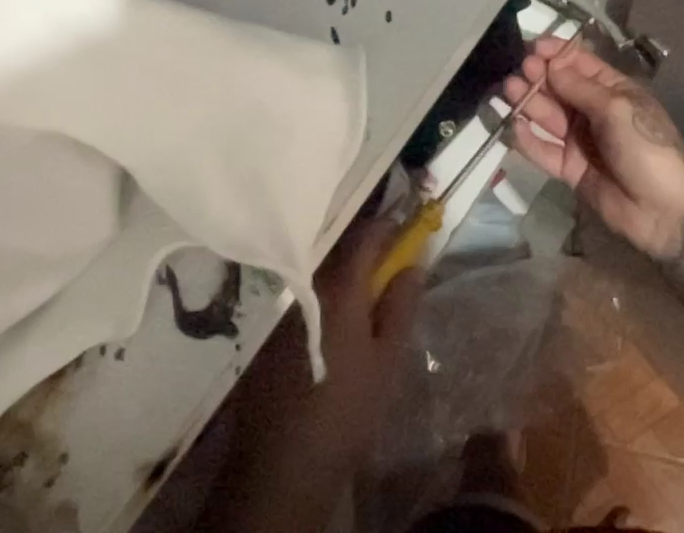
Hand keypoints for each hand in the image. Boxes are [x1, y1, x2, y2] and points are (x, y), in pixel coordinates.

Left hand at [231, 217, 423, 475]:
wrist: (284, 461)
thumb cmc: (347, 409)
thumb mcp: (387, 359)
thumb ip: (400, 306)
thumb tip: (413, 264)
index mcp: (340, 290)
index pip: (365, 238)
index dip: (387, 225)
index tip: (405, 222)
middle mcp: (306, 287)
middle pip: (338, 250)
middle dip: (365, 244)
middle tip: (389, 252)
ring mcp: (284, 307)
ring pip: (319, 272)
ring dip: (342, 267)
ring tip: (366, 282)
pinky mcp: (270, 329)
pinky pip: (303, 293)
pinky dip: (323, 291)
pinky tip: (336, 313)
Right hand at [504, 37, 683, 259]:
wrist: (663, 210)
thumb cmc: (647, 147)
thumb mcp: (617, 109)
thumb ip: (579, 88)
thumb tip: (551, 65)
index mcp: (613, 91)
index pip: (580, 64)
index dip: (557, 54)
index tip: (532, 48)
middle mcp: (594, 112)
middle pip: (559, 88)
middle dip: (538, 77)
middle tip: (519, 71)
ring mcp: (580, 140)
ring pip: (547, 116)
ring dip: (529, 103)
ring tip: (510, 91)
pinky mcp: (569, 168)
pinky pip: (543, 150)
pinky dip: (528, 139)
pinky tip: (515, 126)